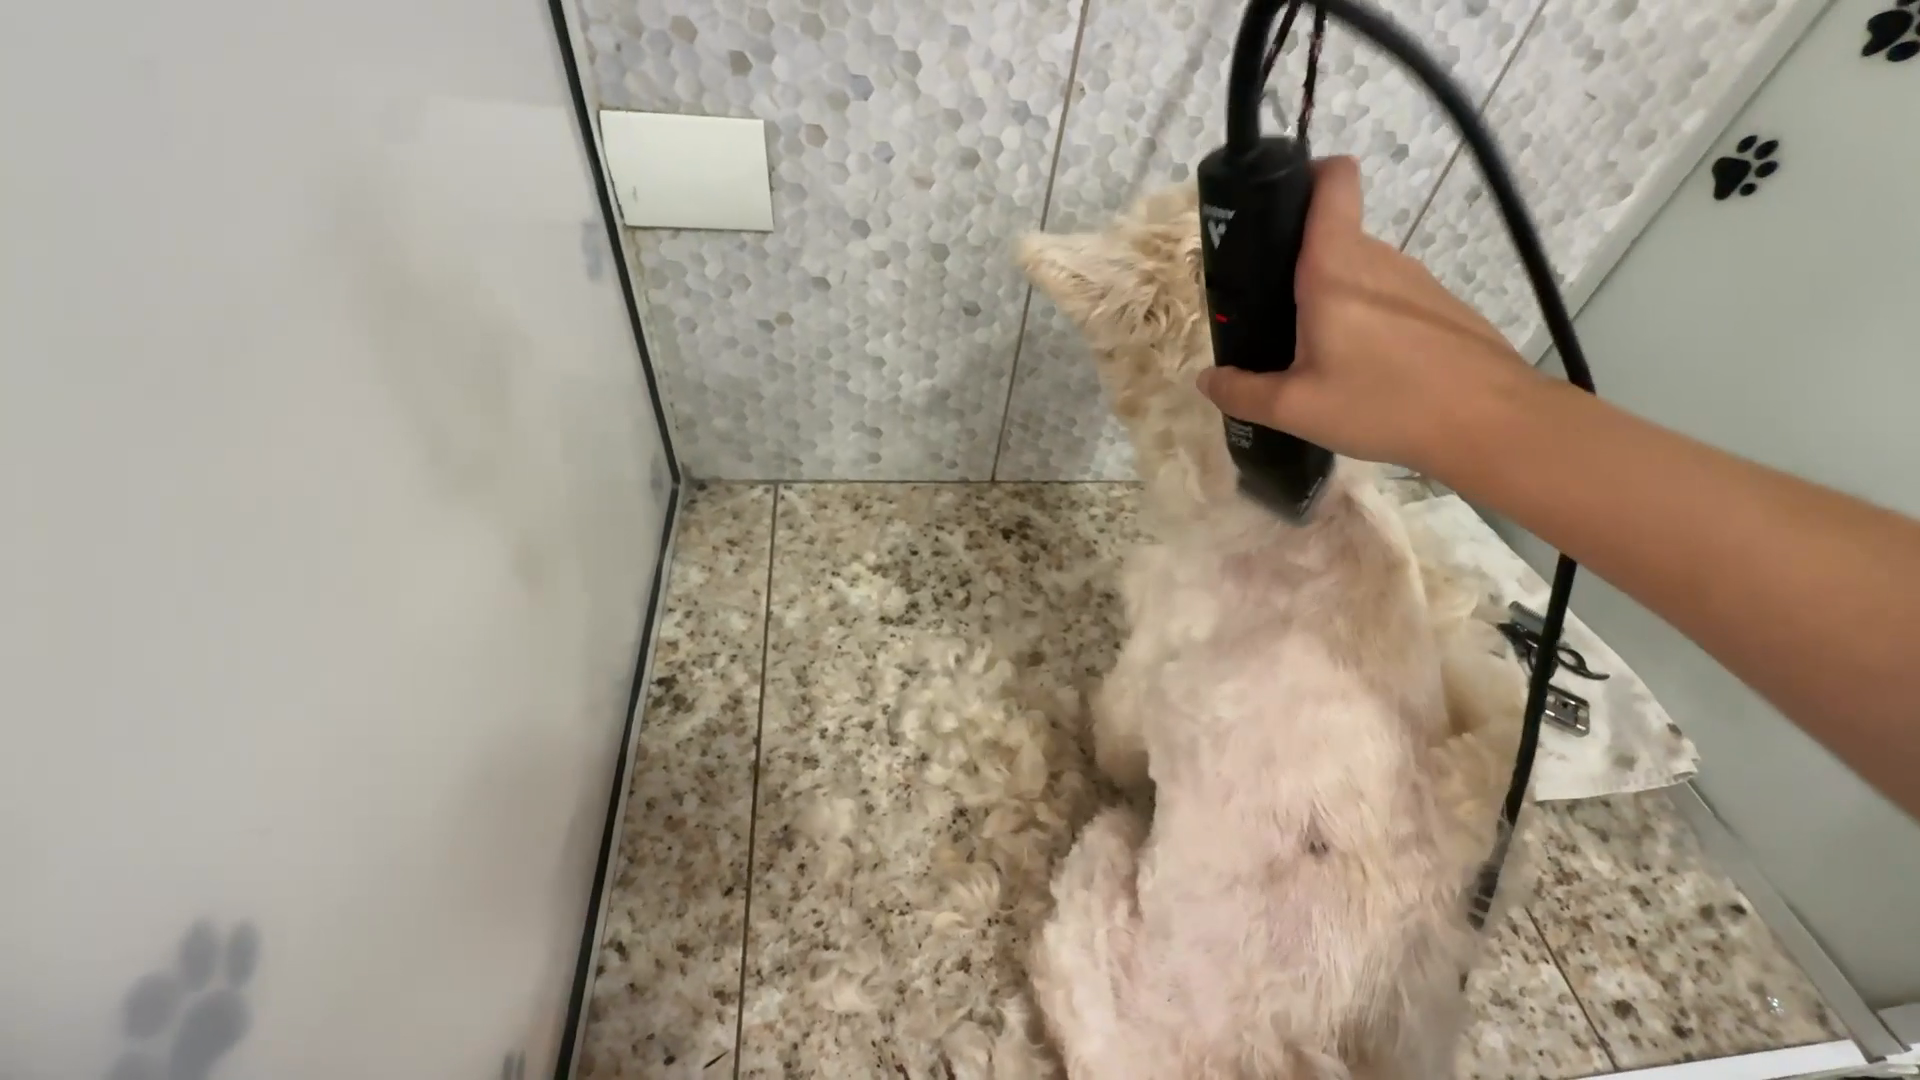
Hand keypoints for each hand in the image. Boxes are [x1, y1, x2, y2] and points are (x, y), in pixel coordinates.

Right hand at [1195, 156, 1541, 473]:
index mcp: (1334, 267)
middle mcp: (1376, 258)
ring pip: (1356, 273)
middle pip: (1330, 237)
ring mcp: (1413, 280)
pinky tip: (1363, 371)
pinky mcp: (1437, 305)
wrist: (1488, 423)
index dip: (1304, 176)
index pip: (1332, 180)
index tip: (1275, 210)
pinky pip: (1384, 298)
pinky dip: (1363, 320)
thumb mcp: (1295, 409)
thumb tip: (1207, 380)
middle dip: (1295, 269)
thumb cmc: (1383, 403)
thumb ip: (1242, 392)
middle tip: (1271, 321)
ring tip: (1315, 357)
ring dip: (1329, 301)